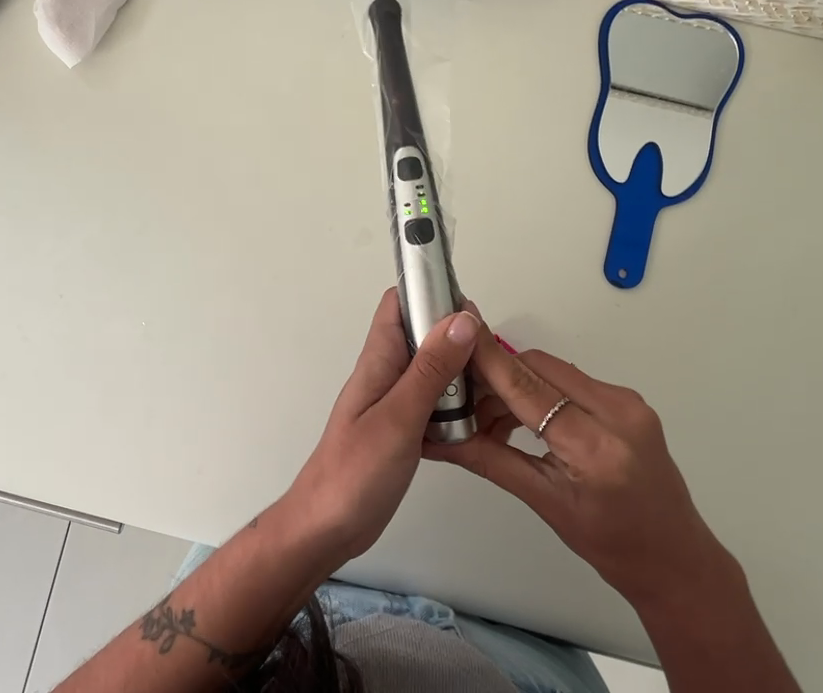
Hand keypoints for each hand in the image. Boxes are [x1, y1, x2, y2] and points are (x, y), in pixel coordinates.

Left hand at [274, 288, 479, 571]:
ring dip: (465, 377)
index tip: (472, 310)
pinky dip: (460, 409)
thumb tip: (462, 319)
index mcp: (379, 360)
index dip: (432, 294)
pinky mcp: (407, 429)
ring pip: (437, 371)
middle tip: (494, 362)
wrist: (327, 528)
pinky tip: (482, 425)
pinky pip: (437, 405)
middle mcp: (388, 374)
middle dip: (461, 340)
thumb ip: (431, 370)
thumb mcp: (398, 417)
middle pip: (427, 335)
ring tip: (495, 395)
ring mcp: (397, 402)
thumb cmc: (353, 473)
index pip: (399, 304)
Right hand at [425, 333, 735, 608]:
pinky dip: (540, 391)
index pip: (529, 389)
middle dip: (496, 376)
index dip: (490, 361)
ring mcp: (628, 402)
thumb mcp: (546, 505)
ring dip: (516, 384)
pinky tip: (523, 418)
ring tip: (491, 420)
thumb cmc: (614, 546)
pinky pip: (572, 380)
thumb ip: (491, 461)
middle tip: (464, 401)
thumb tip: (440, 440)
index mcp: (597, 448)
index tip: (457, 337)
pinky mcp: (628, 400)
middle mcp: (618, 413)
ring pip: (554, 370)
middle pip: (540, 368)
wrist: (676, 559)